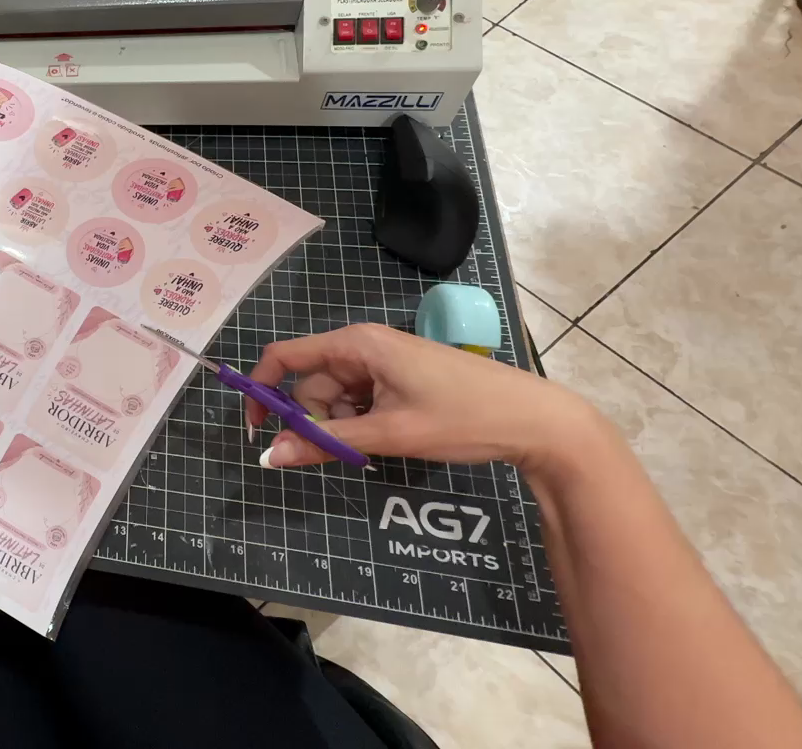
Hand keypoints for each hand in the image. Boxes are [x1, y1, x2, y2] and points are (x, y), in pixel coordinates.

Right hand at [247, 323, 605, 475]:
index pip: (284, 357)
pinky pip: (361, 396)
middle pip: (312, 383)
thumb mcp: (390, 434)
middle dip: (316, 418)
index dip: (262, 388)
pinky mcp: (400, 376)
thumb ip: (326, 444)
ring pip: (337, 394)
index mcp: (355, 344)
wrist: (544, 424)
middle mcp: (363, 345)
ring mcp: (383, 360)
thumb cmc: (464, 418)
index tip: (258, 428)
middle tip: (338, 452)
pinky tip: (387, 437)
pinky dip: (362, 420)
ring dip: (342, 423)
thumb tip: (271, 457)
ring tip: (376, 446)